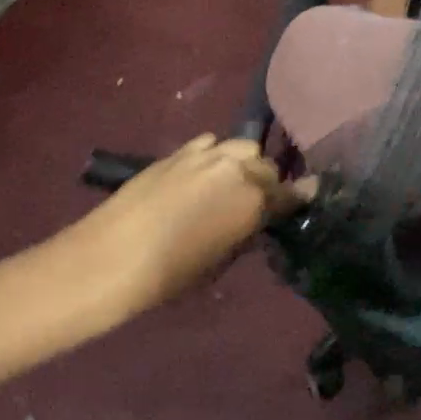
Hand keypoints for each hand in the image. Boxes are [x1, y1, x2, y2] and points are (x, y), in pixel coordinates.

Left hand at [66, 136, 303, 310]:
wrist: (113, 256)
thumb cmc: (170, 275)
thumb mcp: (219, 262)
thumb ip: (244, 233)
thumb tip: (254, 222)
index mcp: (254, 201)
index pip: (290, 192)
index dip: (299, 196)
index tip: (307, 196)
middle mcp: (237, 168)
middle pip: (266, 166)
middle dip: (268, 182)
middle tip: (258, 201)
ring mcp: (206, 154)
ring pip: (241, 148)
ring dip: (243, 163)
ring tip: (231, 182)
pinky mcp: (179, 150)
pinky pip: (210, 144)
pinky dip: (214, 155)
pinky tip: (203, 172)